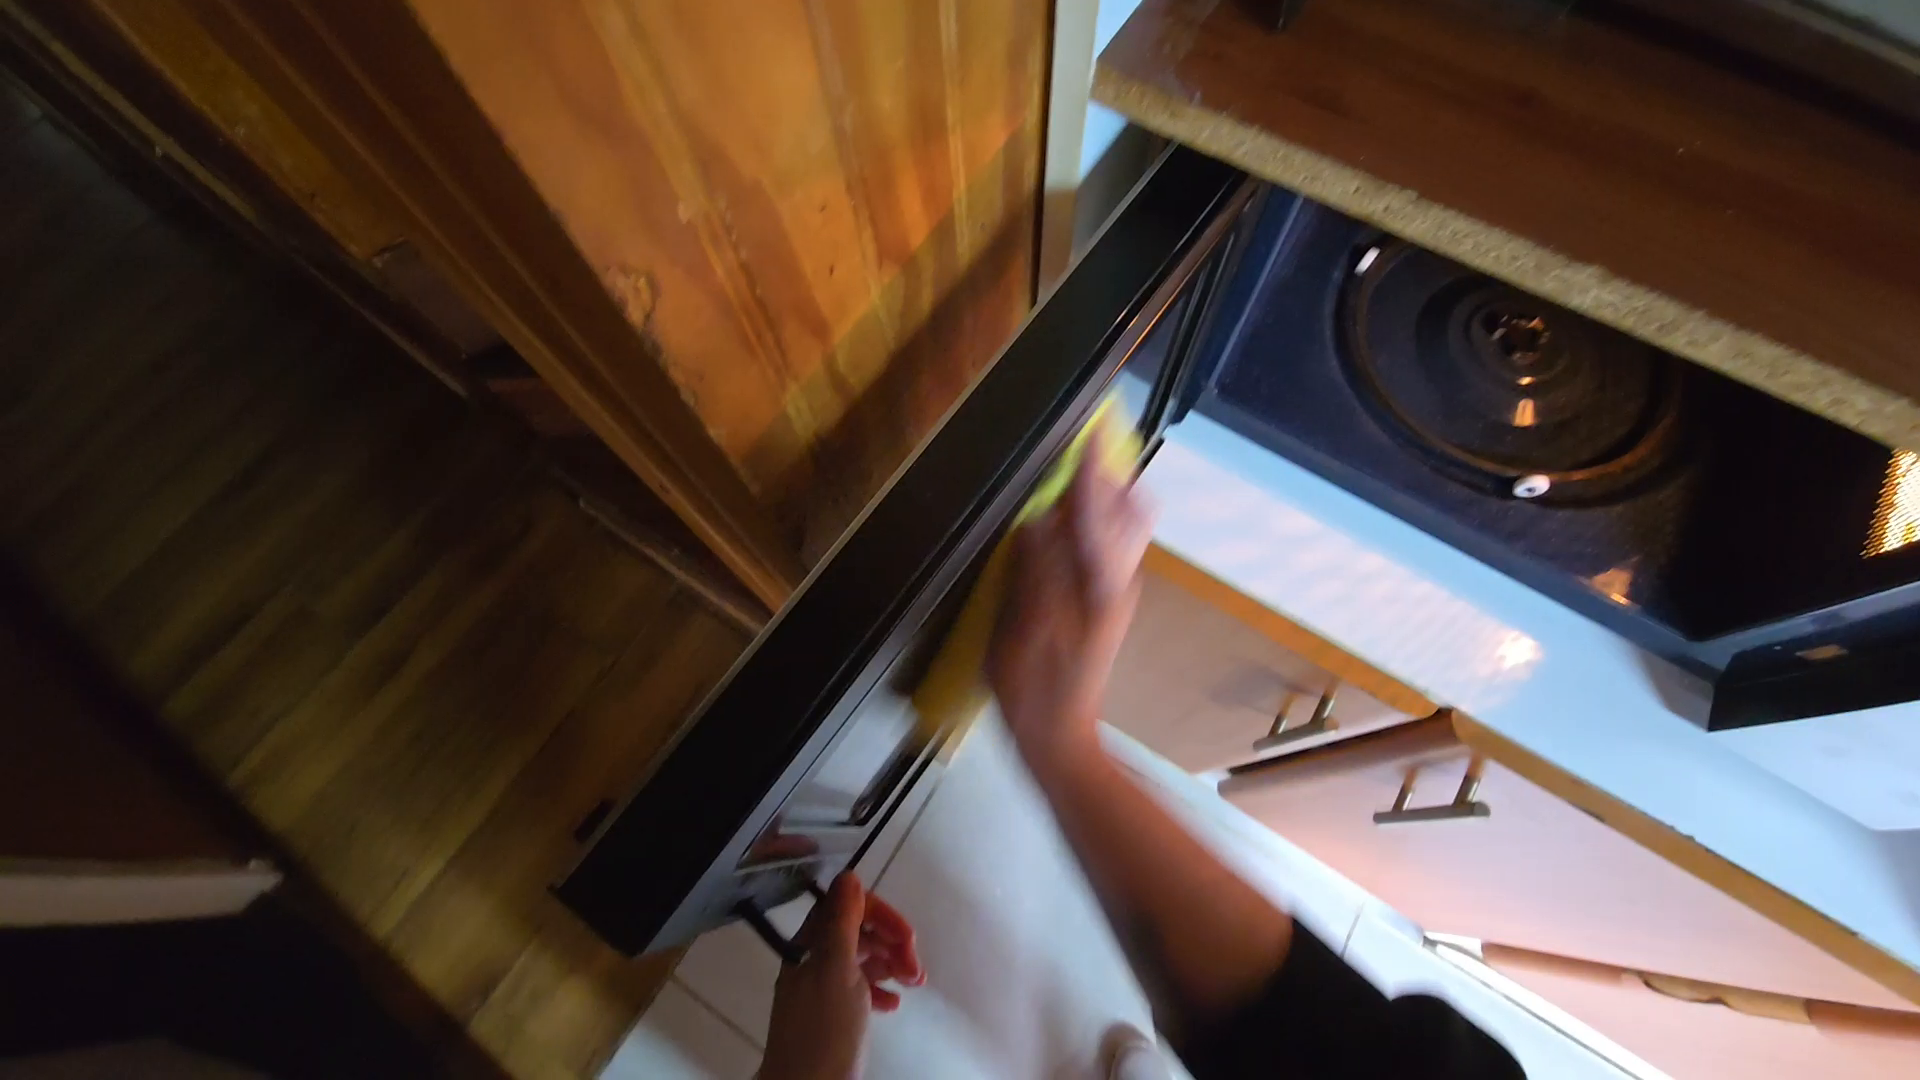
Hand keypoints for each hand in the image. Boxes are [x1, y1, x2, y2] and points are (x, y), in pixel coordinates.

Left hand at [759, 873, 923, 1079]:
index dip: (881, 915)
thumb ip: (843, 921)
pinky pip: (859, 990)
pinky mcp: (830, 1018)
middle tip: (915, 968)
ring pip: (861, 960)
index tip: (908, 938)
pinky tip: (893, 1004)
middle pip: (858, 932)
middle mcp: (813, 960)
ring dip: (890, 964)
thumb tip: (849, 875)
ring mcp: (820, 990)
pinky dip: (879, 990)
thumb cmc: (824, 1031)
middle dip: (891, 942)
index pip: (849, 906)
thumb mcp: (837, 970)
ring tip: (914, 984)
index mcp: (811, 944)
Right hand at [988, 423, 1154, 777]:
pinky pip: (1109, 547)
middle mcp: (1117, 581)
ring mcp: (1117, 591)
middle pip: (1127, 512)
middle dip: (1107, 477)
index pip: (1097, 512)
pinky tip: (1063, 523)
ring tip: (1068, 479)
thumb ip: (1033, 572)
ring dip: (1101, 498)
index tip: (1087, 434)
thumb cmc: (1034, 687)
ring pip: (1122, 528)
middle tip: (1078, 451)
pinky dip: (1093, 523)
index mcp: (1098, 585)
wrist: (1059, 734)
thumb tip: (1036, 520)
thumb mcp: (1022, 629)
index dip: (1090, 471)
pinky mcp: (1108, 602)